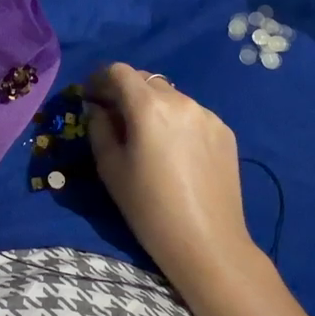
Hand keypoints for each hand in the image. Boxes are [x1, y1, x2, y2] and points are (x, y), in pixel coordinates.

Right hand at [86, 63, 253, 284]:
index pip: (119, 71)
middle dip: (125, 90)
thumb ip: (99, 128)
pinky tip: (174, 150)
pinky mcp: (225, 132)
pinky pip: (192, 114)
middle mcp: (181, 100)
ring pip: (171, 95)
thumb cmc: (149, 208)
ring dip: (152, 104)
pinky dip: (176, 120)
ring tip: (146, 134)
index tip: (90, 96)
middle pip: (146, 80)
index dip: (100, 78)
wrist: (208, 243)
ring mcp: (207, 114)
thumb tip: (97, 108)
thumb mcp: (110, 168)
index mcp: (149, 106)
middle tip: (113, 114)